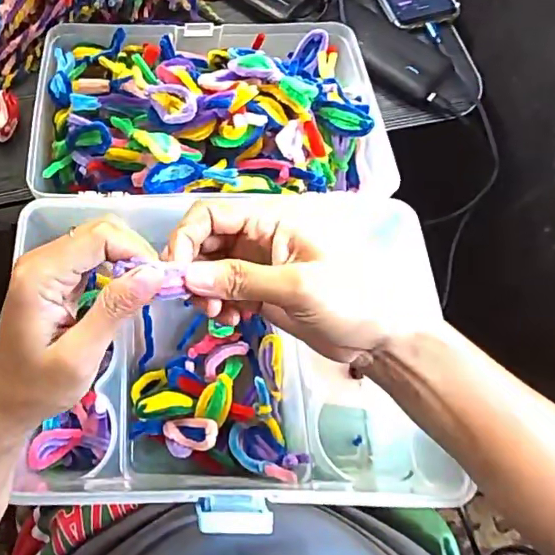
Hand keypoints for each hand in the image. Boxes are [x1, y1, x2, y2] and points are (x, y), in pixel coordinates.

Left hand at [0, 216, 165, 436]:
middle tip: (155, 286)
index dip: (135, 250)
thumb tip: (153, 274)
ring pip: (97, 240)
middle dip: (133, 252)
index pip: (98, 236)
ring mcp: (44, 267)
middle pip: (98, 231)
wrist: (6, 404)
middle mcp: (39, 261)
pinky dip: (114, 268)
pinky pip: (90, 258)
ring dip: (126, 259)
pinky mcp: (52, 277)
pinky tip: (126, 292)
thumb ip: (114, 310)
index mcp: (40, 274)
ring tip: (145, 290)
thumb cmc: (38, 388)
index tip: (159, 280)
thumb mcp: (80, 356)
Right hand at [163, 200, 427, 364]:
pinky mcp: (257, 294)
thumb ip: (241, 279)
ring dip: (203, 291)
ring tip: (217, 314)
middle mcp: (256, 240)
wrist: (378, 340)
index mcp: (269, 223)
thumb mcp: (296, 287)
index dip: (186, 237)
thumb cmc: (350, 300)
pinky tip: (230, 320)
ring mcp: (255, 268)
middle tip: (197, 300)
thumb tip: (188, 276)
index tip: (177, 271)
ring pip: (208, 270)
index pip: (211, 215)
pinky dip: (217, 305)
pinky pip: (222, 293)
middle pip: (204, 242)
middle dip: (192, 269)